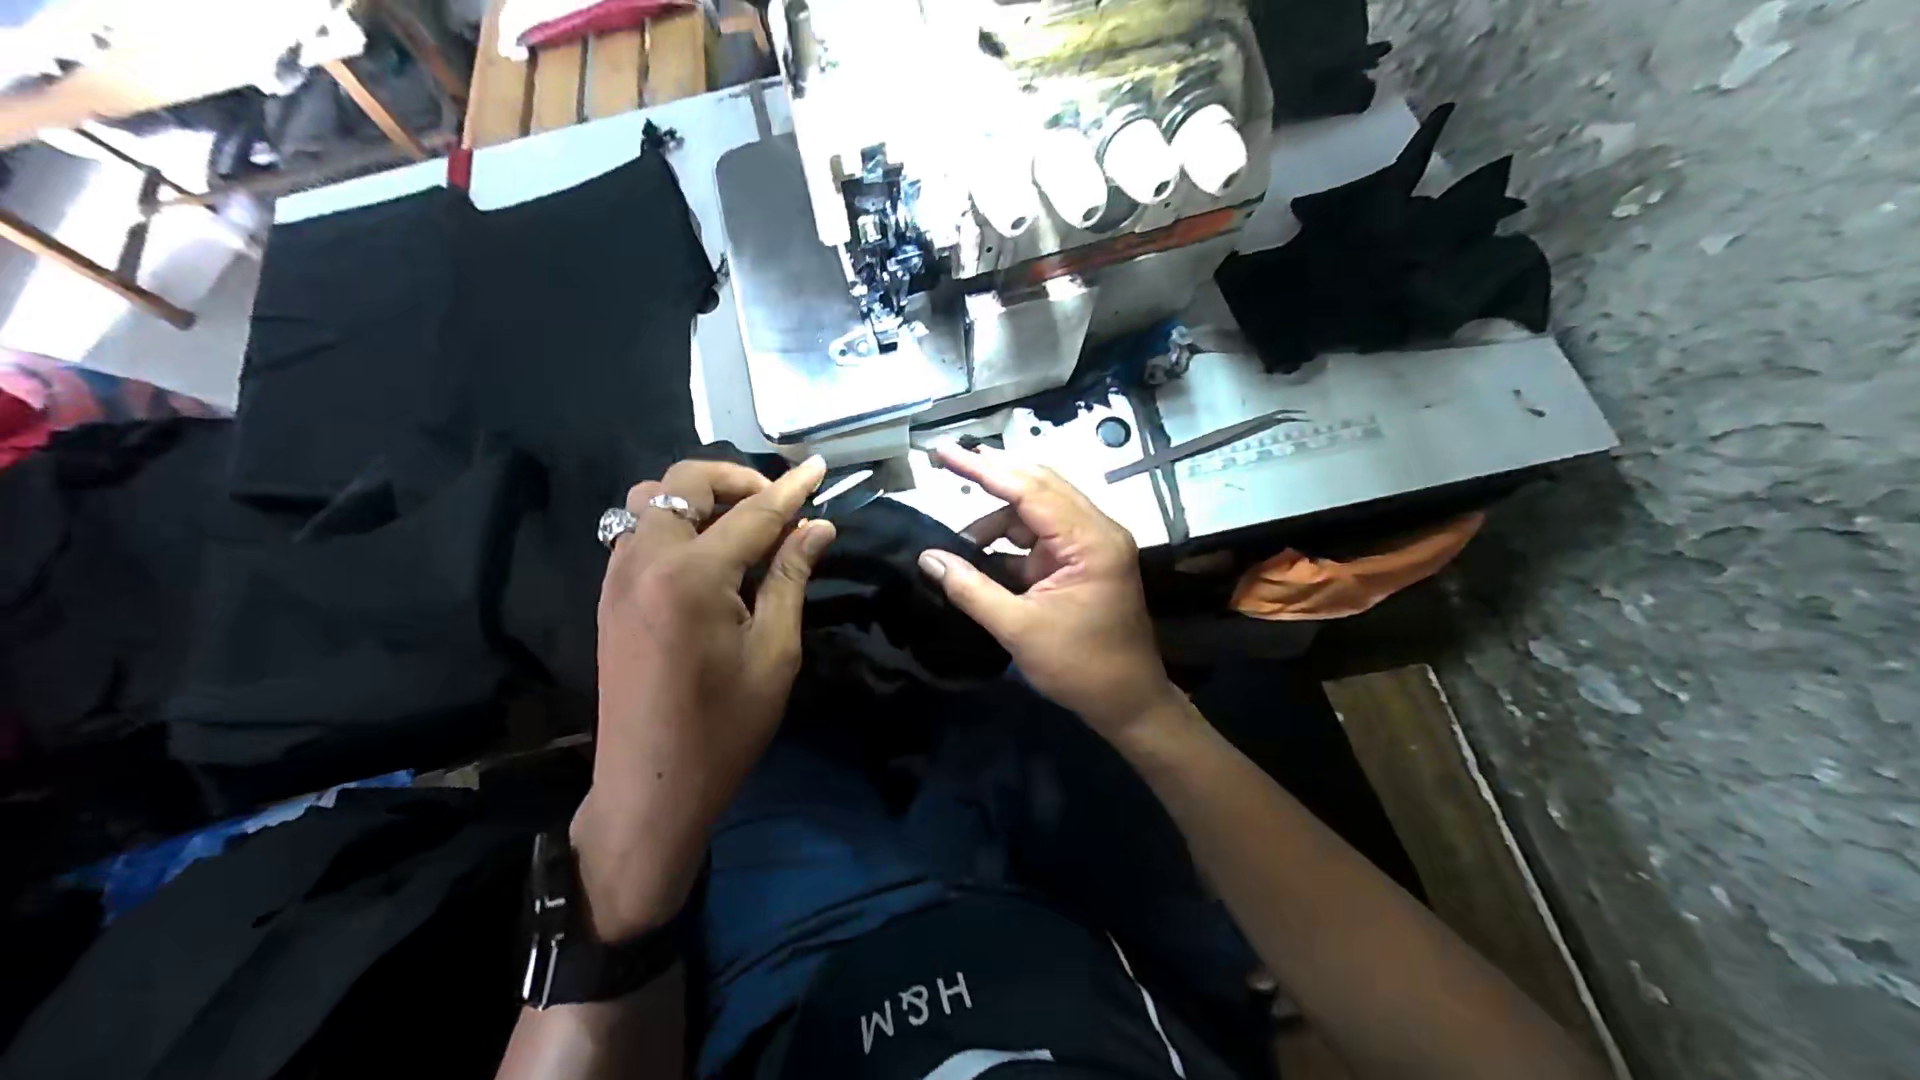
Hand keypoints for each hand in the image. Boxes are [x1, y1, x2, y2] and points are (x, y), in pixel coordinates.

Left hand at [572, 457, 833, 941]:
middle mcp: (645, 560)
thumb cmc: (725, 725)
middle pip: (685, 484)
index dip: (791, 490)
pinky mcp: (609, 596)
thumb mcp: (775, 651)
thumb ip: (791, 577)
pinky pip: (638, 532)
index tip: (820, 468)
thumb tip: (817, 527)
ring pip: (653, 502)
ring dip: (700, 498)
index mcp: (692, 575)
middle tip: (776, 506)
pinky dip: (675, 524)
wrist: (651, 786)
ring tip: (741, 528)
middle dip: (735, 480)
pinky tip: (707, 557)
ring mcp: (617, 577)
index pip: (752, 513)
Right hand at [915, 443, 1179, 738]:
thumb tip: (927, 558)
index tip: (944, 452)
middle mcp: (1096, 530)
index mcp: (1091, 540)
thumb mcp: (1019, 629)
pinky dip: (1009, 540)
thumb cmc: (1081, 667)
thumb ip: (971, 589)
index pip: (1030, 489)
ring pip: (1038, 510)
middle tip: (946, 464)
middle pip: (1038, 486)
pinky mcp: (1081, 562)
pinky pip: (1040, 536)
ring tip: (961, 542)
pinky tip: (981, 553)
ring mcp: (1090, 545)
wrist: (1128, 702)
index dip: (983, 469)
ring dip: (998, 518)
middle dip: (992, 477)